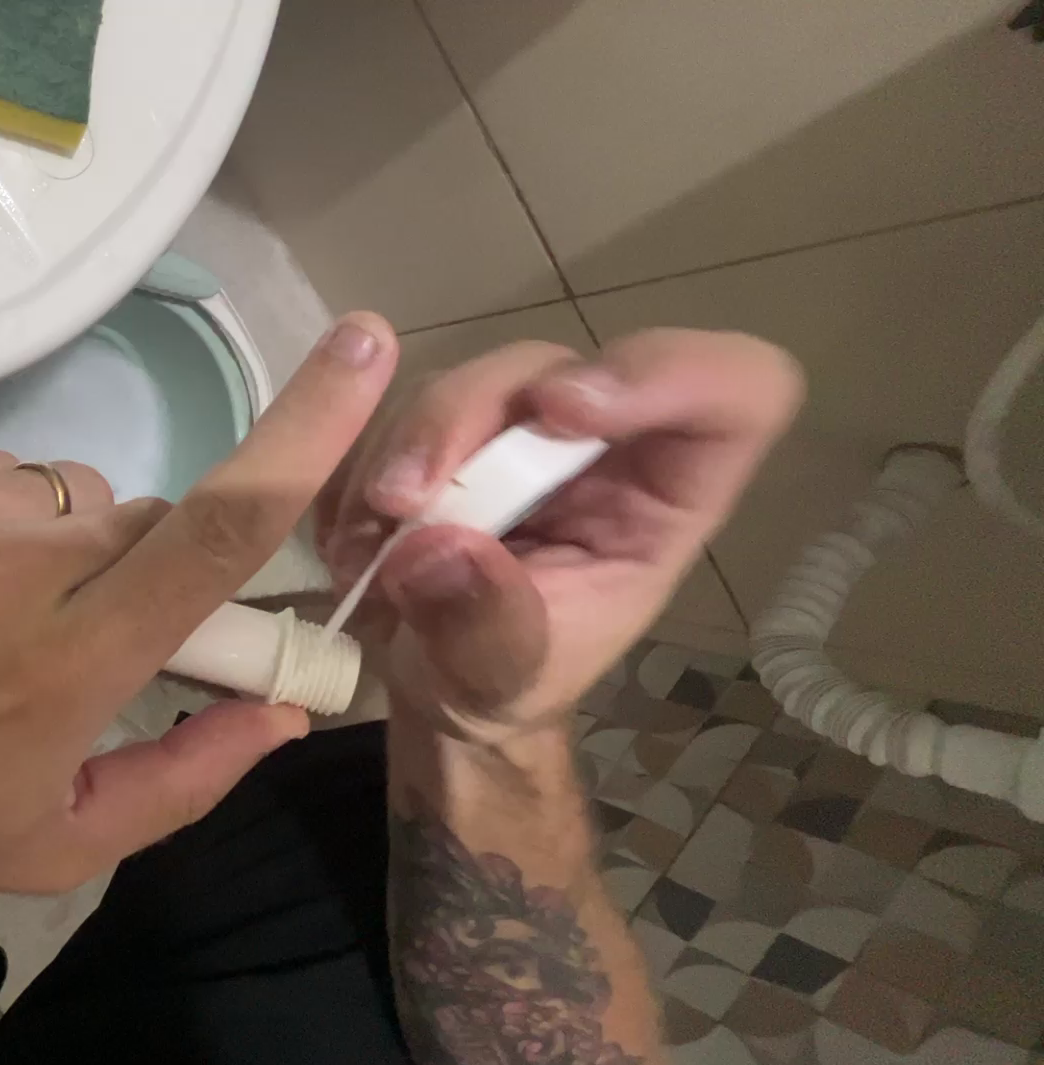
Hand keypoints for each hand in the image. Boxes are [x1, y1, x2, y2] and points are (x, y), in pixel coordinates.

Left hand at [0, 313, 400, 933]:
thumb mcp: (62, 845)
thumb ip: (190, 776)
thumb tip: (279, 708)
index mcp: (72, 656)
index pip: (217, 531)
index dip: (304, 436)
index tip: (360, 355)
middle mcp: (14, 560)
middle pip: (148, 516)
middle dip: (145, 570)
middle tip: (81, 637)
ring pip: (71, 495)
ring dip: (67, 550)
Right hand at [318, 329, 801, 739]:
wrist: (430, 680)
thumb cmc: (496, 684)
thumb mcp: (499, 682)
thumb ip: (483, 627)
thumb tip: (432, 548)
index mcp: (652, 500)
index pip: (727, 391)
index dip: (662, 373)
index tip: (557, 412)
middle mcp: (582, 450)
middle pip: (541, 369)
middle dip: (457, 421)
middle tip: (396, 501)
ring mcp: (498, 436)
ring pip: (449, 385)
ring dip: (390, 456)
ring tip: (360, 553)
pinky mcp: (428, 439)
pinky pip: (382, 419)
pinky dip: (351, 473)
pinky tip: (349, 539)